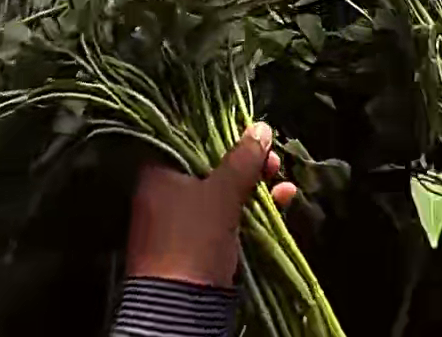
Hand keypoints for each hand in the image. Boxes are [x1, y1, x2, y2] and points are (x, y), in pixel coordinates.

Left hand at [126, 122, 299, 287]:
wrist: (180, 314)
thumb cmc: (193, 239)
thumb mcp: (222, 192)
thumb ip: (243, 158)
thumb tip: (261, 127)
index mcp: (158, 172)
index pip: (188, 134)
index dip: (219, 127)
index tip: (246, 126)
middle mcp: (166, 190)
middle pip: (211, 160)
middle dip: (246, 158)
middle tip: (271, 156)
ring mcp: (183, 218)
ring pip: (224, 187)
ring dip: (254, 180)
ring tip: (279, 175)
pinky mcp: (200, 241)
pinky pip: (229, 211)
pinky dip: (254, 204)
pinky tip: (283, 197)